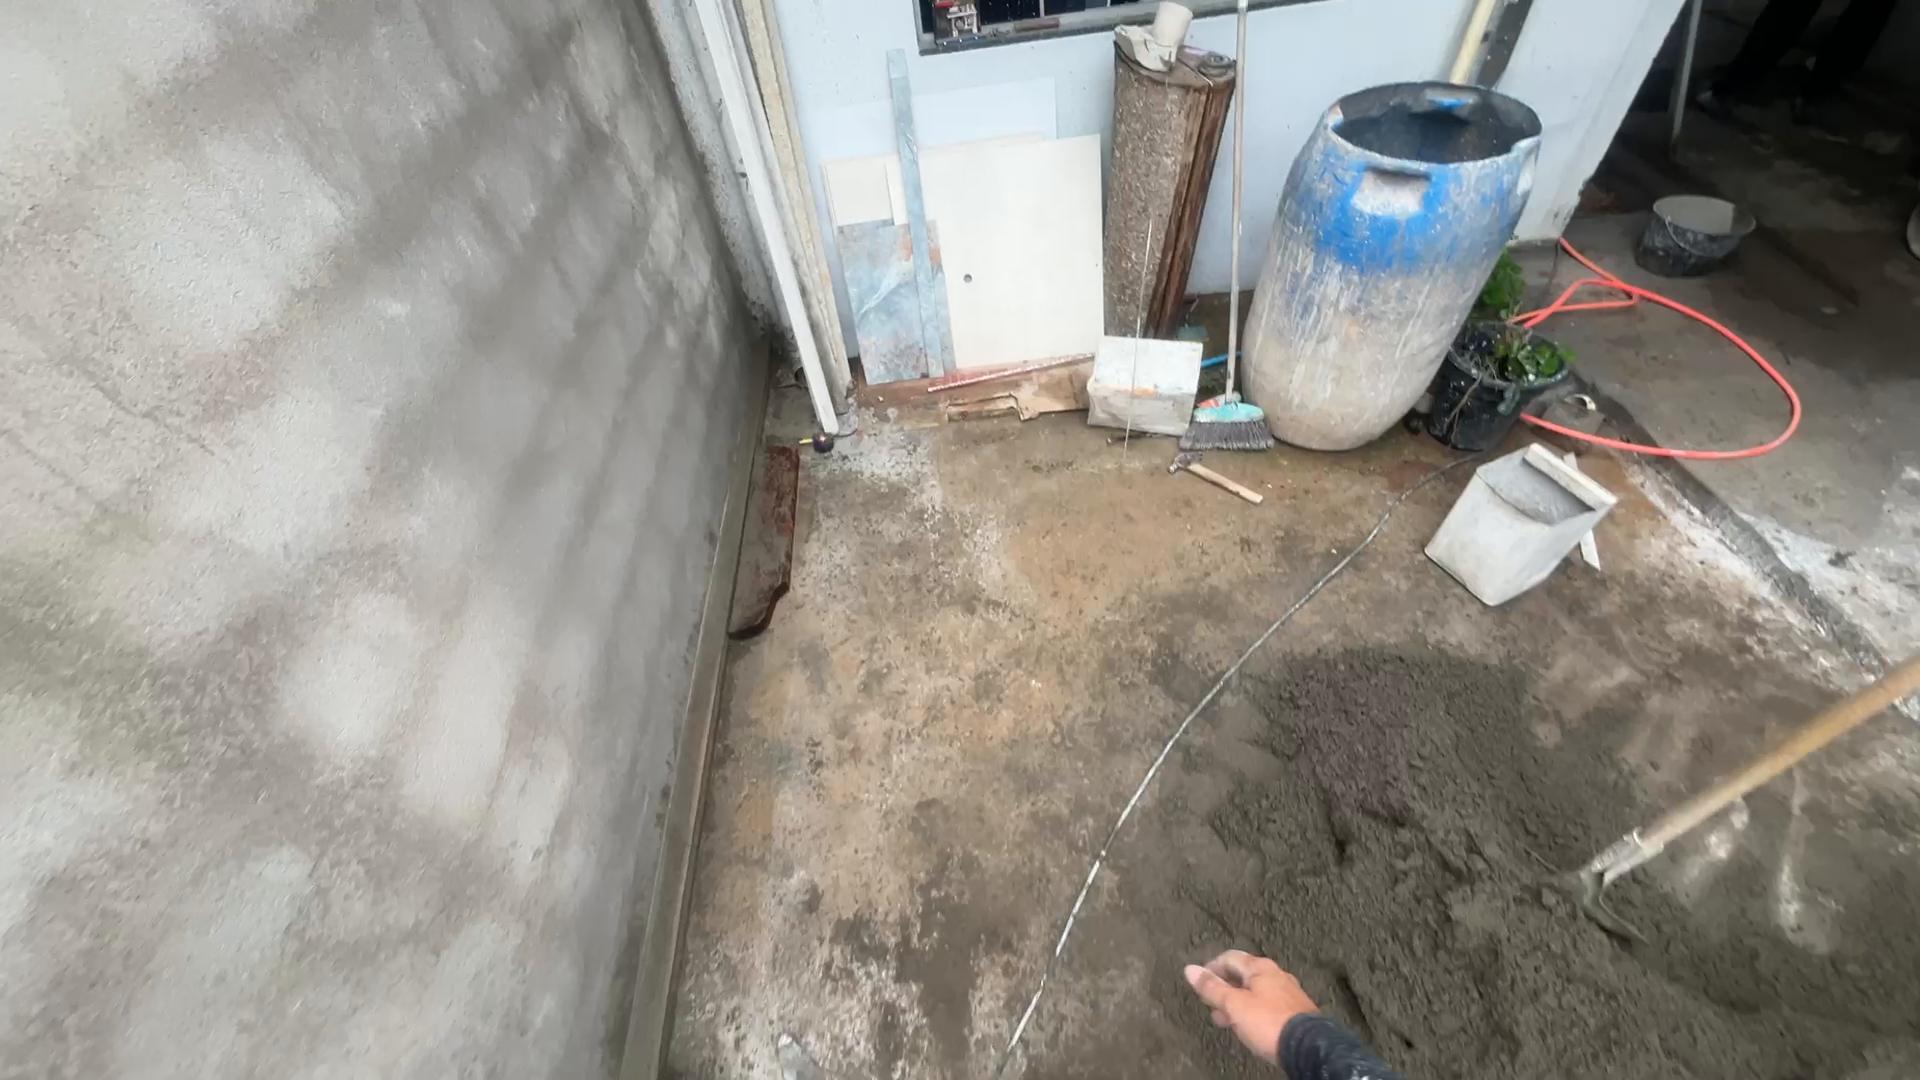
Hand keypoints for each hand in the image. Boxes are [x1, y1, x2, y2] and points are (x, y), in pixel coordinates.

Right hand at [1183, 950, 1319, 1065]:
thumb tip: (1189, 968)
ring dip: (1239, 1002)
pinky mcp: (1298, 1011)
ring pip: (1256, 992)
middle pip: (1243, 974)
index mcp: (1259, 966)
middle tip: (1212, 1006)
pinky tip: (1251, 1026)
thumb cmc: (1268, 1021)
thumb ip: (1211, 987)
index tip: (1200, 983)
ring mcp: (1289, 992)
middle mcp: (1275, 973)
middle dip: (1225, 989)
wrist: (1310, 1048)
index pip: (1228, 957)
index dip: (1211, 968)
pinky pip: (1269, 1004)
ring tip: (1227, 1021)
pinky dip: (1255, 1011)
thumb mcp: (1234, 1005)